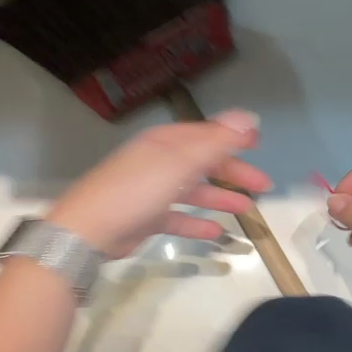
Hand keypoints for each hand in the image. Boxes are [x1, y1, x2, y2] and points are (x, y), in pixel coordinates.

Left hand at [47, 110, 271, 258]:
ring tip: (247, 210)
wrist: (88, 229)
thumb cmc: (136, 190)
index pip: (205, 134)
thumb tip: (247, 117)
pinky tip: (217, 233)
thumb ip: (215, 142)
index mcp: (165, 143)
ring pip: (193, 191)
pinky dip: (196, 223)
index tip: (259, 143)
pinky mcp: (146, 218)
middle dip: (233, 173)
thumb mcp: (180, 163)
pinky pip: (178, 217)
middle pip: (203, 163)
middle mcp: (159, 162)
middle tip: (263, 185)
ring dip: (220, 199)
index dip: (232, 138)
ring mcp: (151, 191)